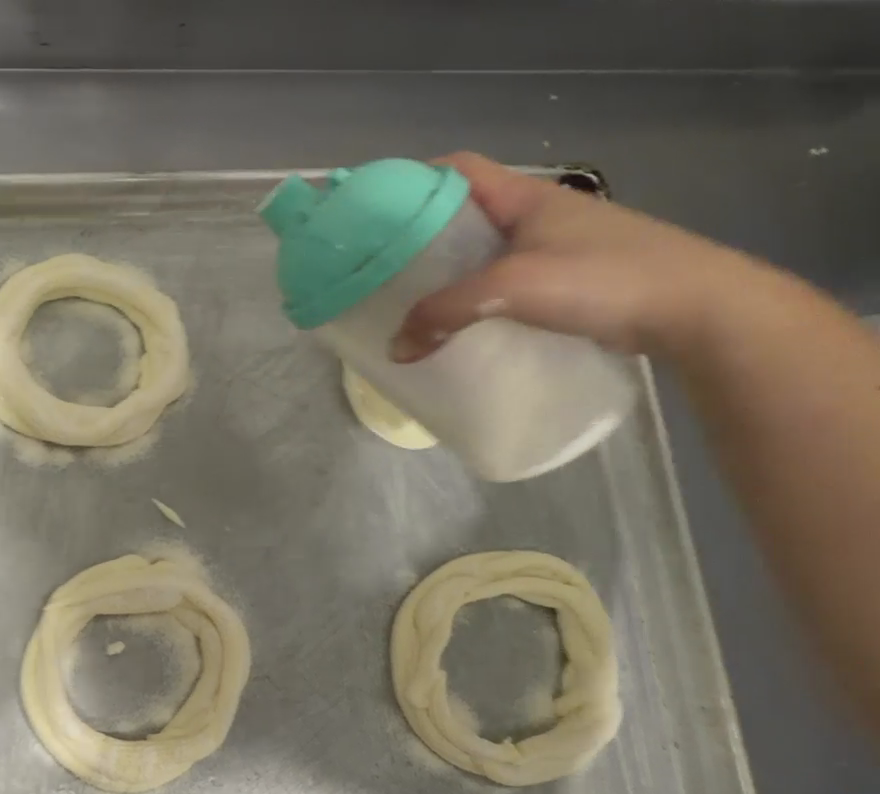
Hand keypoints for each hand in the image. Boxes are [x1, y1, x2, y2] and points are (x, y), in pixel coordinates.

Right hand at [391, 151, 777, 365]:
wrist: (697, 310)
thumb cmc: (604, 278)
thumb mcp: (510, 289)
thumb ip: (445, 313)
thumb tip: (395, 347)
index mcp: (524, 198)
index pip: (457, 170)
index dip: (412, 181)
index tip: (372, 210)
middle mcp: (536, 216)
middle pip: (462, 214)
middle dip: (418, 235)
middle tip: (377, 265)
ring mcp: (554, 248)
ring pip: (481, 252)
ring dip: (444, 272)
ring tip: (406, 299)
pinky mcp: (565, 282)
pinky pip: (500, 282)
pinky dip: (470, 298)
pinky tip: (454, 323)